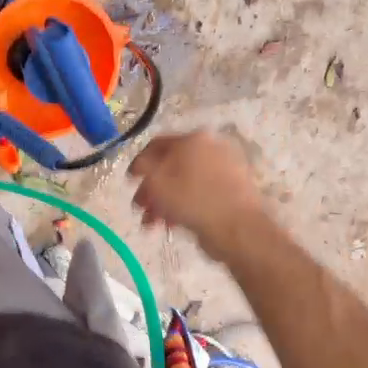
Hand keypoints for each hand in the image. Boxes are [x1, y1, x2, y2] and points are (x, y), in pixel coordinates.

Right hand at [129, 131, 269, 259]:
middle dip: (152, 190)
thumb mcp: (156, 181)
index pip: (156, 145)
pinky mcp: (232, 191)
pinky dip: (183, 206)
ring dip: (164, 202)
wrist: (238, 228)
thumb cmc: (192, 200)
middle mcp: (211, 148)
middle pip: (170, 167)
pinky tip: (173, 224)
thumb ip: (142, 167)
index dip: (139, 164)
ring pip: (184, 183)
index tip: (129, 183)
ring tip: (154, 223)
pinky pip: (199, 194)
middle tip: (140, 208)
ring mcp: (224, 170)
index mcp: (193, 139)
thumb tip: (140, 164)